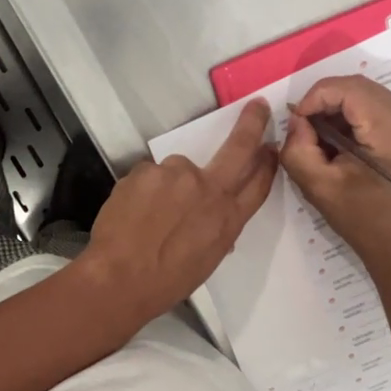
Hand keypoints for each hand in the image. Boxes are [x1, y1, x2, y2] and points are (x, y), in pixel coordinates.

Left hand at [74, 99, 277, 324]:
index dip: (267, 163)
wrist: (120, 279)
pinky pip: (147, 177)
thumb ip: (214, 232)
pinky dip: (141, 191)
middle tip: (256, 107)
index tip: (270, 147)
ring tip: (148, 216)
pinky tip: (131, 214)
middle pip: (238, 148)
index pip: (258, 183)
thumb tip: (210, 222)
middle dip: (251, 124)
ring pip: (176, 170)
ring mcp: (177, 175)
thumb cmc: (165, 283)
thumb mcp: (205, 262)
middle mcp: (209, 189)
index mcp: (228, 219)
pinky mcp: (146, 170)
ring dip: (167, 186)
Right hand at [280, 76, 390, 270]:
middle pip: (358, 88)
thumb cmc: (360, 219)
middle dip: (325, 103)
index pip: (348, 89)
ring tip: (321, 139)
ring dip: (337, 110)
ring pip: (365, 95)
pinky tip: (340, 142)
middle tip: (305, 130)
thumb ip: (298, 148)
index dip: (315, 97)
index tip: (297, 121)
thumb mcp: (318, 186)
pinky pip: (375, 106)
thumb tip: (297, 120)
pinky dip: (352, 117)